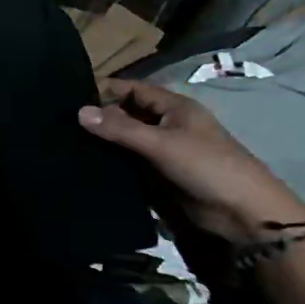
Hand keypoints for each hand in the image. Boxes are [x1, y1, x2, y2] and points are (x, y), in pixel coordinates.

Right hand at [78, 77, 304, 243]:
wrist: (244, 214)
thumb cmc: (207, 167)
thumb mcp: (161, 143)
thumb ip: (121, 128)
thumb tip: (79, 111)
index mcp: (174, 107)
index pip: (132, 89)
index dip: (105, 90)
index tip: (69, 96)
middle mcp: (167, 124)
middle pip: (127, 113)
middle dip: (99, 116)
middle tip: (61, 122)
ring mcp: (163, 150)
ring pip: (126, 139)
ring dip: (103, 141)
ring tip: (66, 142)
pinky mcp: (159, 175)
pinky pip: (129, 162)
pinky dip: (111, 161)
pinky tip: (86, 163)